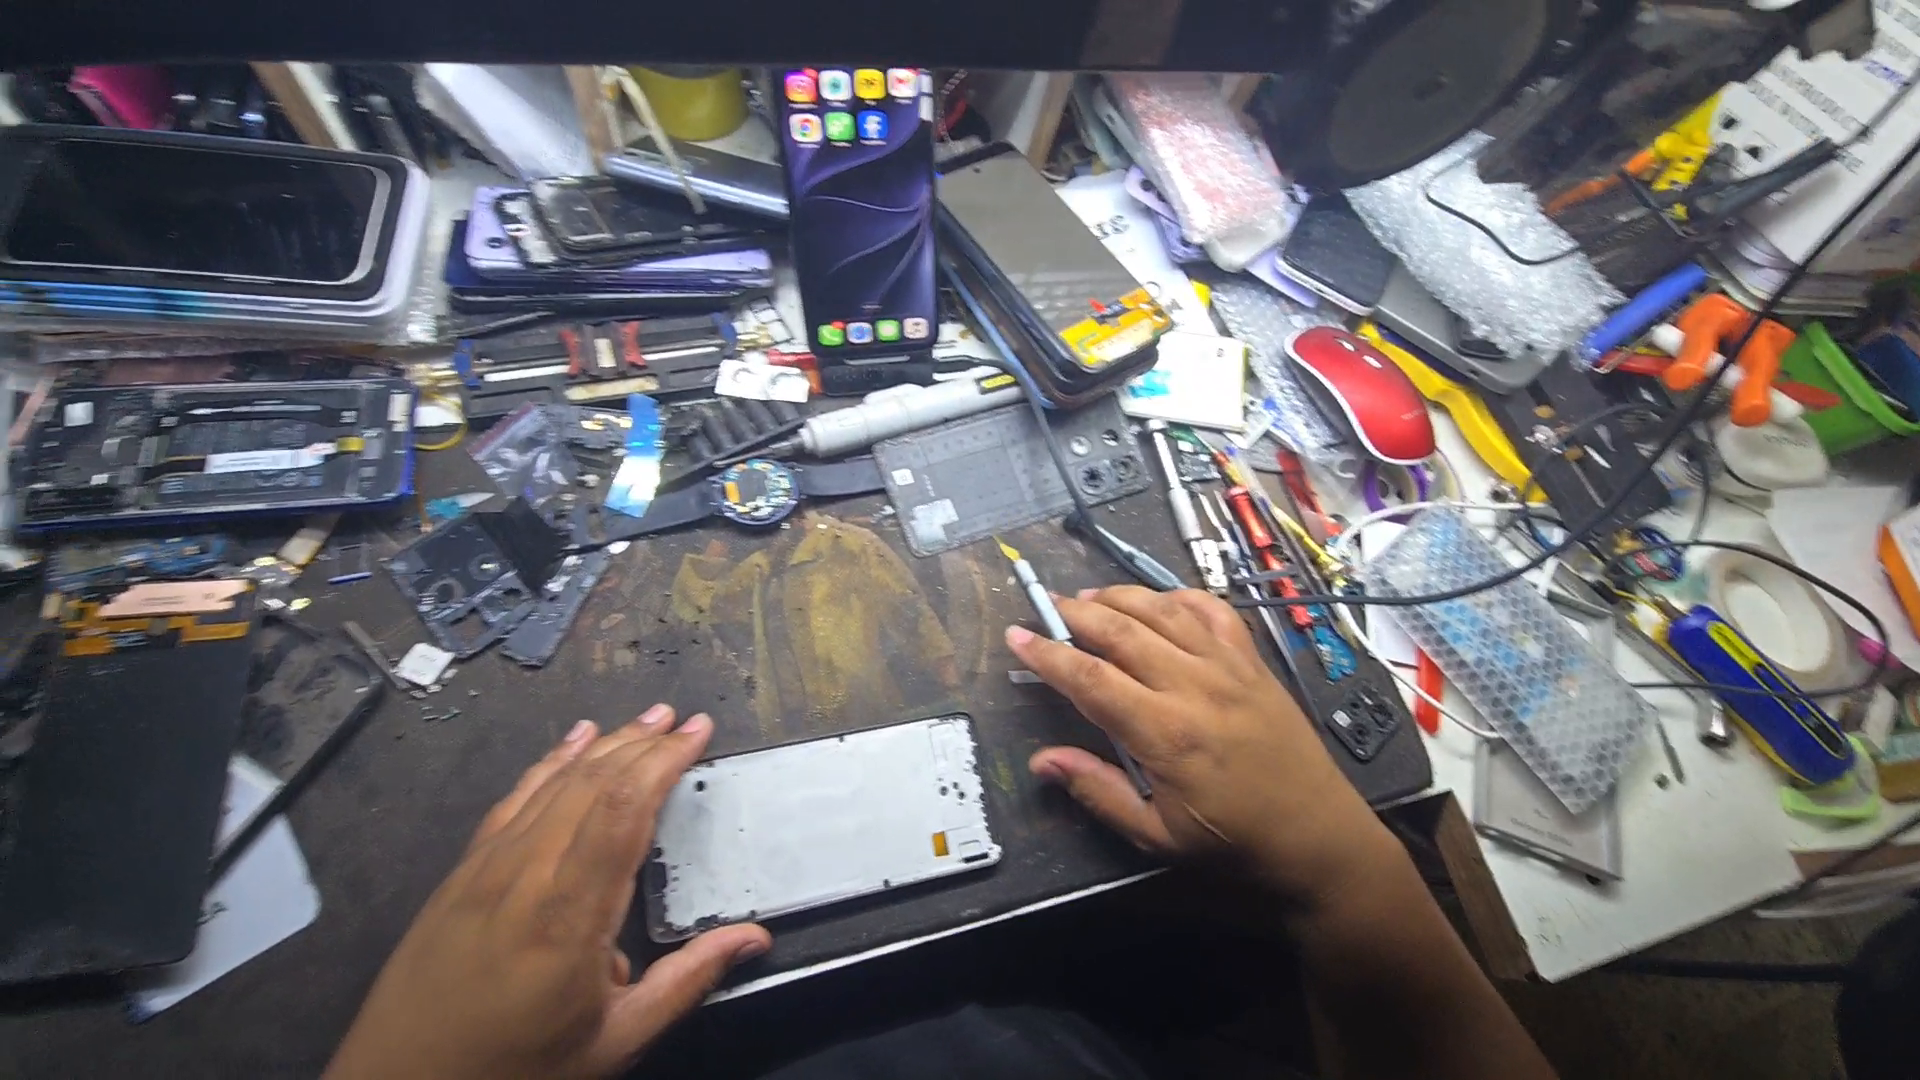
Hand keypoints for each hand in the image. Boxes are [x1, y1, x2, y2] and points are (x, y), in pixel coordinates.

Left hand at [326, 706, 769, 1079]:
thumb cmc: (515, 1071)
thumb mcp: (614, 1039)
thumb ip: (688, 979)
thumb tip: (756, 938)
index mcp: (569, 915)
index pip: (624, 809)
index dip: (664, 760)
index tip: (698, 732)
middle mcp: (527, 874)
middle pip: (593, 783)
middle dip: (644, 742)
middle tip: (684, 719)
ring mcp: (487, 867)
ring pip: (555, 782)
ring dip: (607, 743)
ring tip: (648, 718)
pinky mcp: (462, 871)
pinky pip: (514, 799)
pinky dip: (551, 761)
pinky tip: (575, 738)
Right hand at [1009, 587, 1402, 910]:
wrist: (1322, 840)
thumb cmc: (1235, 845)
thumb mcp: (1158, 837)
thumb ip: (1098, 791)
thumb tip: (1042, 761)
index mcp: (1166, 733)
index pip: (1090, 678)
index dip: (1047, 654)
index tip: (1018, 636)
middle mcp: (1195, 686)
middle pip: (1121, 631)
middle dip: (1076, 614)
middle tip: (1047, 609)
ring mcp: (1229, 668)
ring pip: (1163, 611)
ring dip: (1120, 597)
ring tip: (1089, 597)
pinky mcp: (1254, 663)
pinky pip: (1214, 612)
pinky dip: (1180, 597)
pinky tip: (1158, 601)